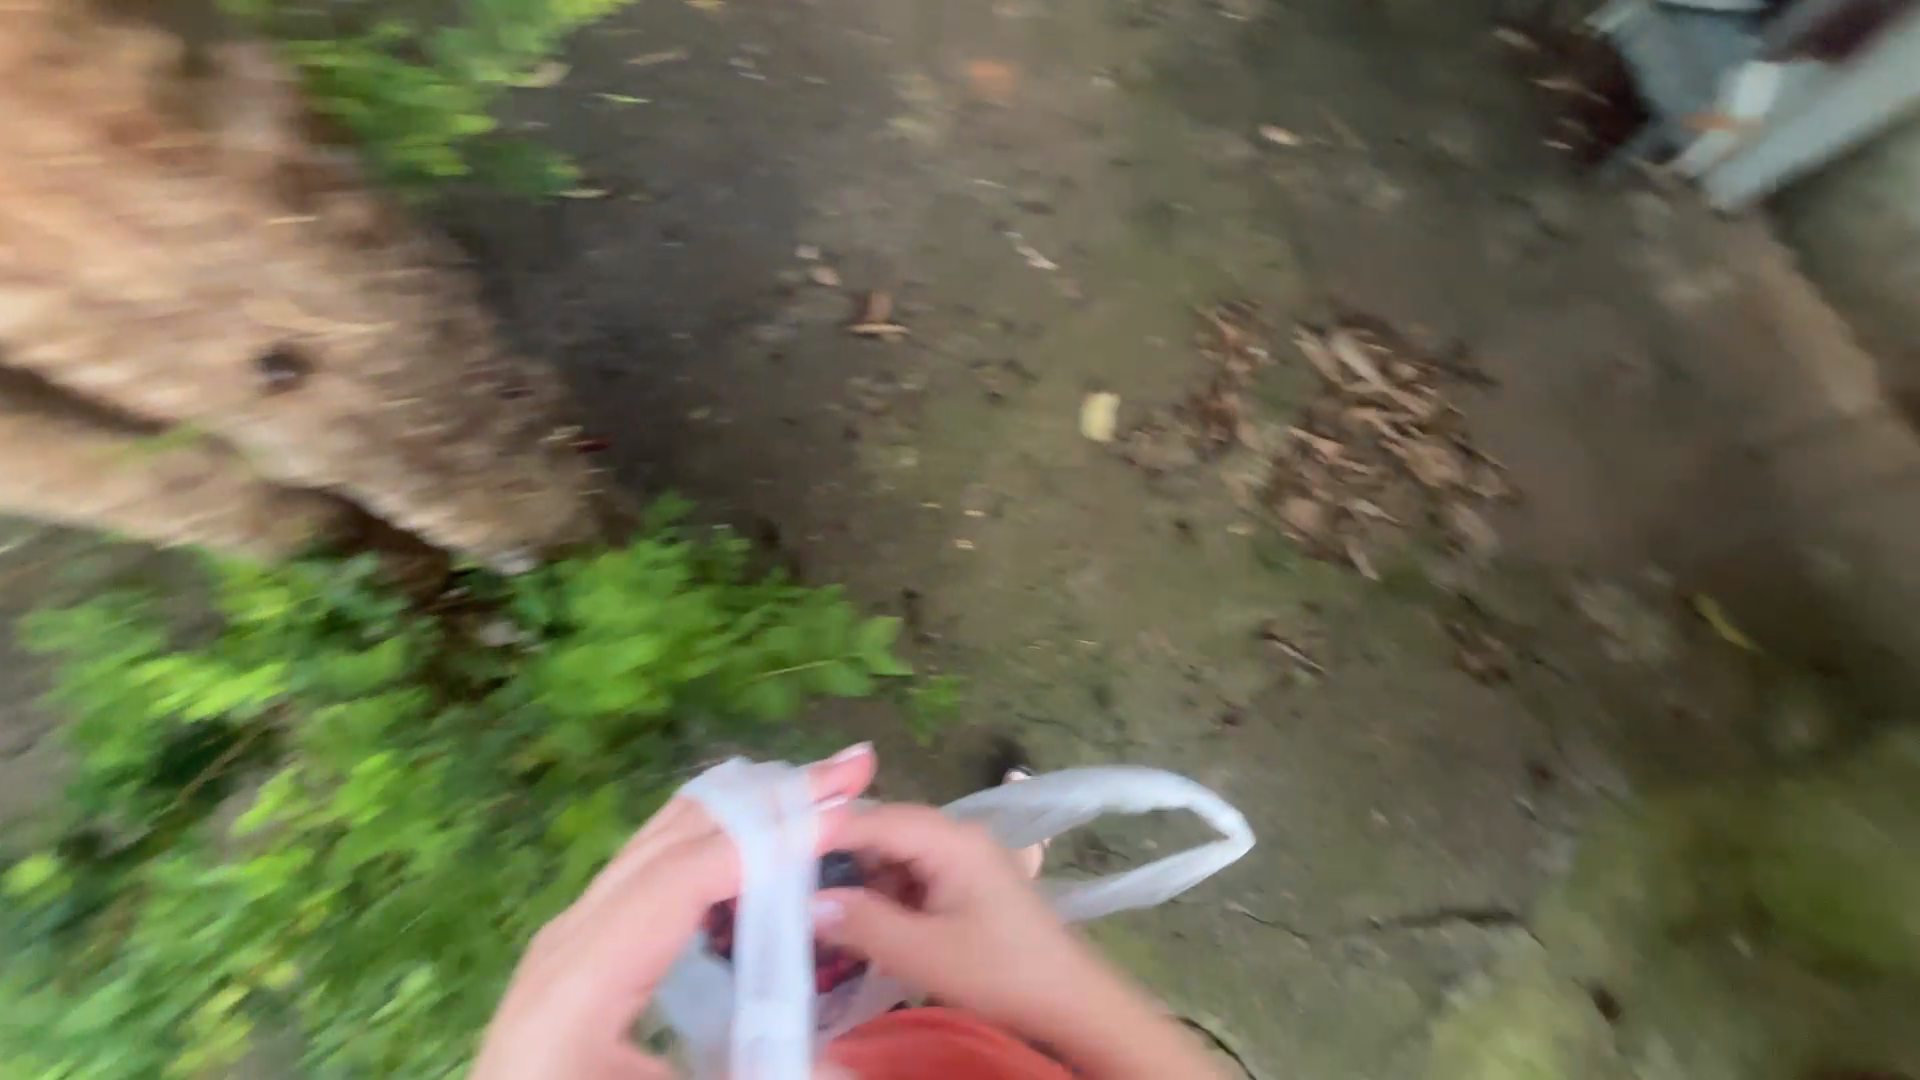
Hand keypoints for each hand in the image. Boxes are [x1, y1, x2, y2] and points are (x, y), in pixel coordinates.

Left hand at [469, 744, 877, 1079]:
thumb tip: (846, 1061)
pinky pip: (666, 851)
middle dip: (775, 794)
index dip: (769, 840)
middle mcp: (575, 930)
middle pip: (681, 832)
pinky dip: (728, 826)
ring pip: (672, 829)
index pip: (683, 878)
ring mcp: (582, 923)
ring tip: (823, 787)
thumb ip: (756, 1070)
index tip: (845, 814)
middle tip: (851, 770)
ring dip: (756, 801)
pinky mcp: (595, 930)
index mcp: (578, 979)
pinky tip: (768, 828)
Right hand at [812, 803, 1110, 1036]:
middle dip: (847, 865)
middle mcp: (957, 835)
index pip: (877, 819)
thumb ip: (864, 924)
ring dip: (868, 886)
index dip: (829, 833)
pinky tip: (873, 928)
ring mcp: (964, 857)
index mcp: (951, 839)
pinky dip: (890, 898)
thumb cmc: (1000, 971)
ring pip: (897, 857)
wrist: (1070, 999)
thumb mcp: (924, 953)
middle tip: (802, 896)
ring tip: (835, 920)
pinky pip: (915, 876)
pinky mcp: (966, 881)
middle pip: (886, 834)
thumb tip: (807, 904)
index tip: (781, 853)